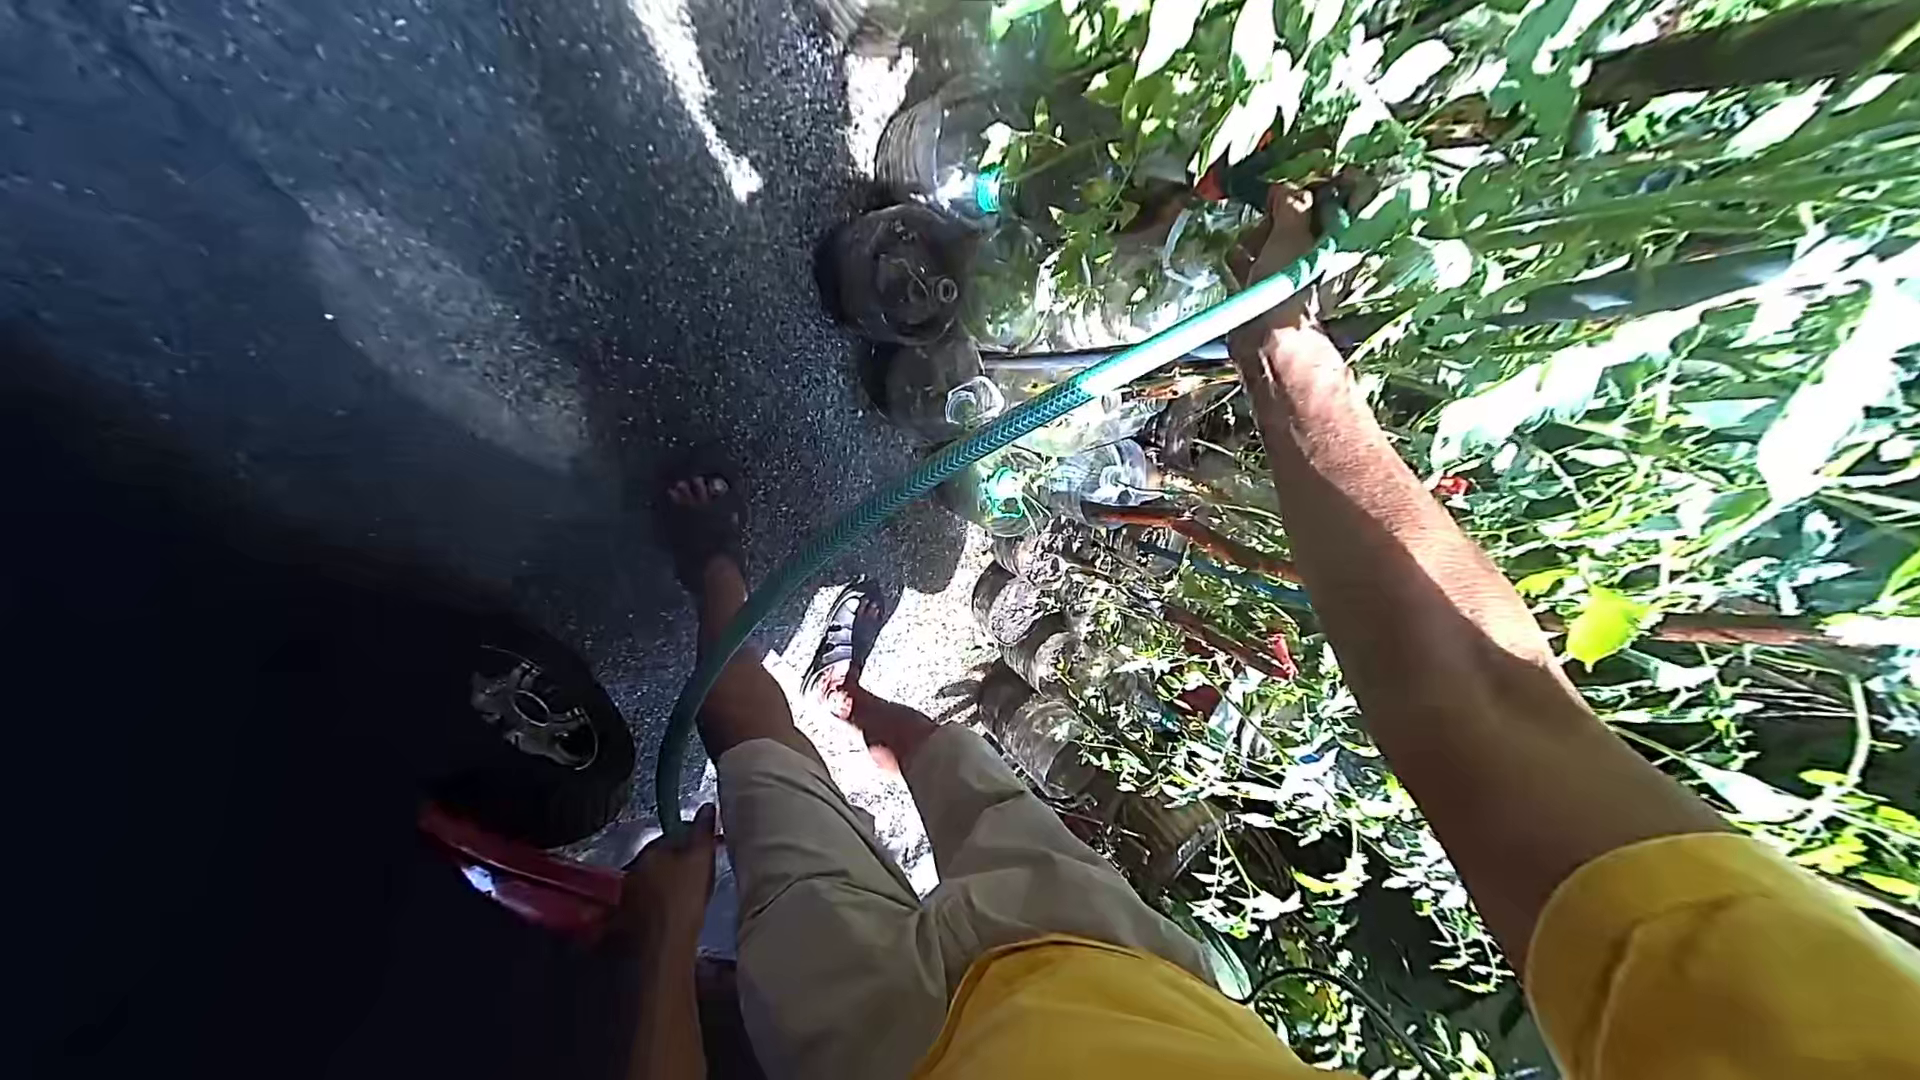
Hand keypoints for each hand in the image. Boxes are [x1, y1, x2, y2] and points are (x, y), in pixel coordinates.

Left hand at [619, 803, 718, 947]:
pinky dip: (656, 908)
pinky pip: (644, 908)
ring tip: (686, 898)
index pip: (670, 837)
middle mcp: (631, 872)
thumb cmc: (685, 898)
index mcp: (649, 852)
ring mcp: (625, 900)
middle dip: (675, 864)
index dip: (689, 843)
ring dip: (664, 887)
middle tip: (697, 875)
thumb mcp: (701, 859)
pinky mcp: (623, 926)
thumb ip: (703, 831)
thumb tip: (706, 806)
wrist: (663, 949)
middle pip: (658, 861)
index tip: (704, 853)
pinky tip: (670, 917)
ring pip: (650, 885)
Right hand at [1227, 183, 1328, 357]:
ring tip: (1249, 242)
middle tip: (1270, 215)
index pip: (1351, 190)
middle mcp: (1325, 251)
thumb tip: (1283, 188)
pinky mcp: (1269, 289)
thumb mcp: (1292, 233)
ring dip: (1260, 236)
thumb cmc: (1288, 288)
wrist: (1266, 339)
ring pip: (1277, 238)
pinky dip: (1246, 259)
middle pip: (1306, 214)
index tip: (1302, 180)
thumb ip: (1291, 202)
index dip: (1327, 179)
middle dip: (1282, 212)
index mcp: (1345, 234)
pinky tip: (1237, 258)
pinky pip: (1257, 263)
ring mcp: (1296, 271)